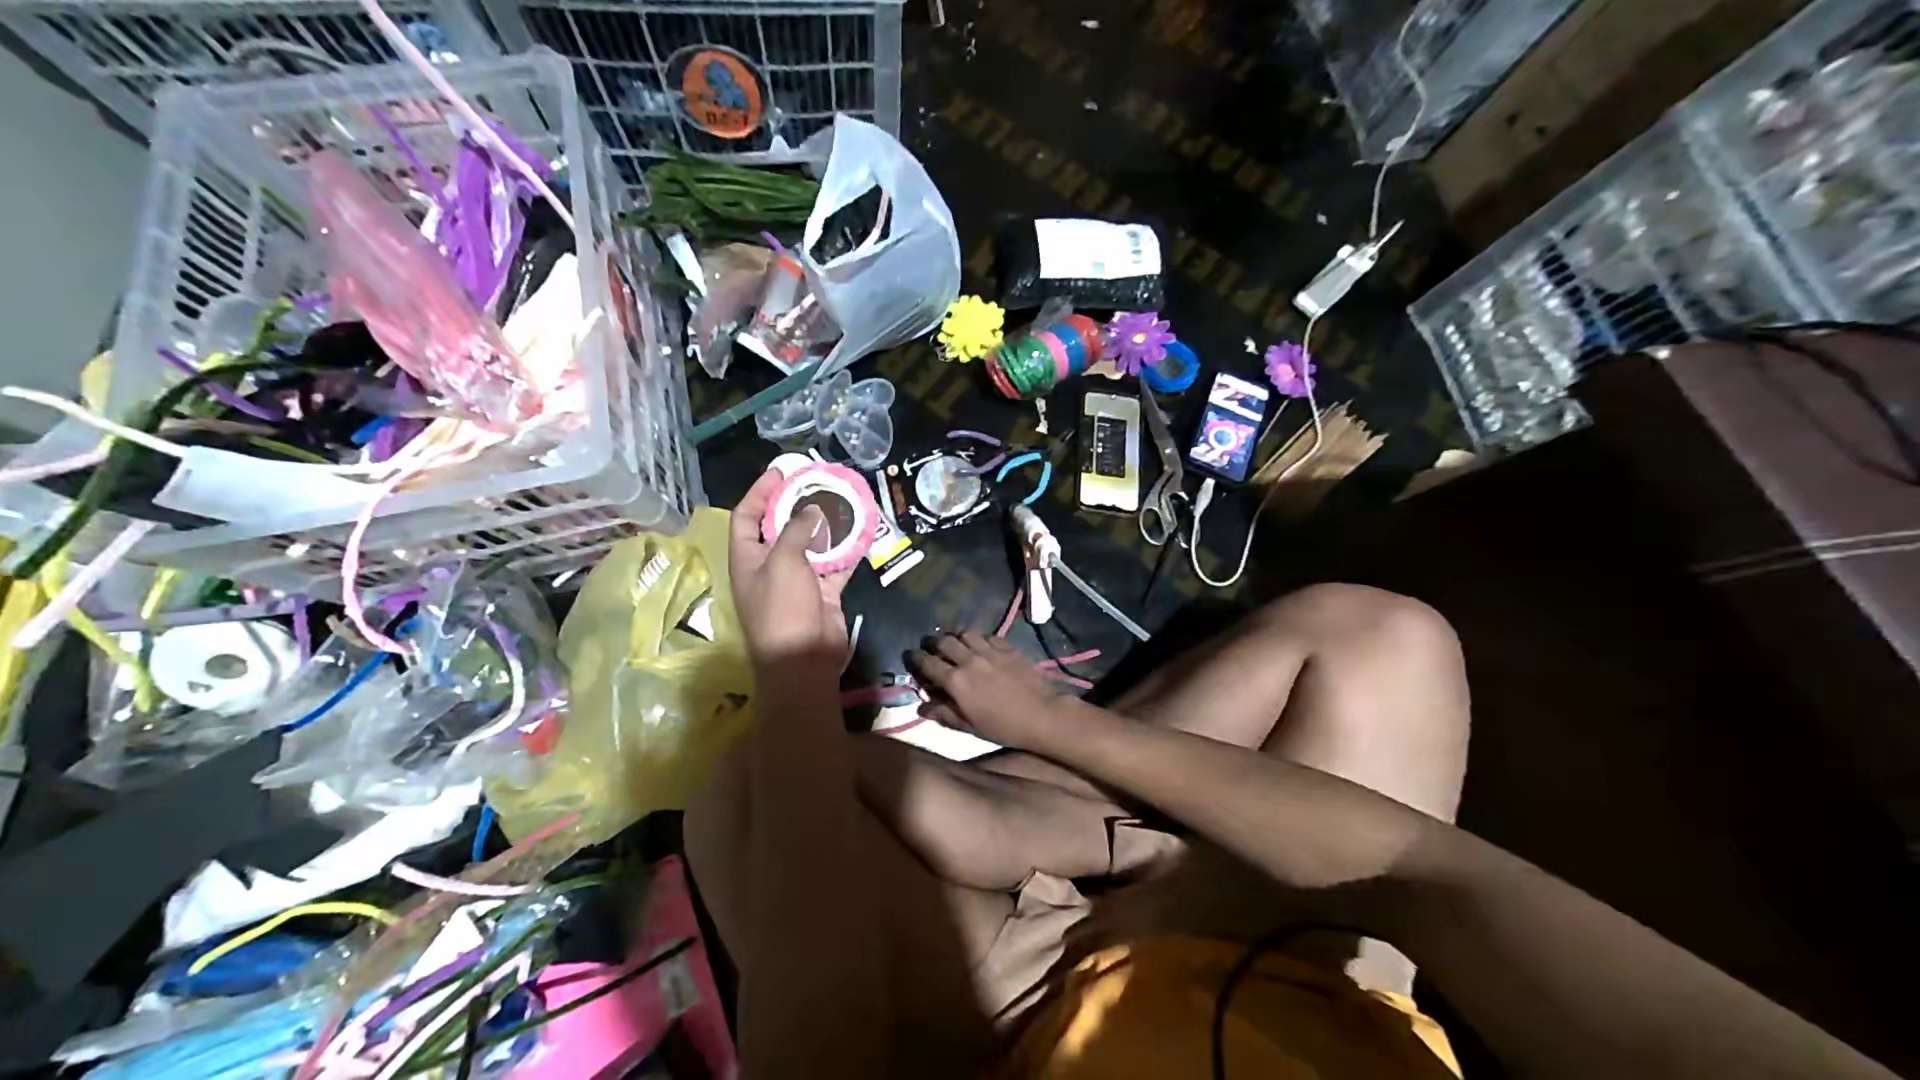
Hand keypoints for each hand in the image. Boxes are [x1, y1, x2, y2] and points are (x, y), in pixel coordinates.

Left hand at [730, 467, 853, 665]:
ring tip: (844, 500)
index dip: (760, 492)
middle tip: (819, 482)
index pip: (747, 516)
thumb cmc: (782, 608)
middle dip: (798, 504)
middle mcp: (770, 566)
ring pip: (812, 544)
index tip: (781, 472)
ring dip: (828, 525)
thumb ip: (796, 530)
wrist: (802, 660)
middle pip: (781, 527)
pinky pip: (835, 565)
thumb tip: (811, 510)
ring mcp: (798, 580)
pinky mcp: (822, 592)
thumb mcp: (783, 561)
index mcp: (748, 558)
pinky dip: (848, 550)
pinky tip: (862, 532)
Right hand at [908, 631, 1066, 749]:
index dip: (916, 658)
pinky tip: (982, 648)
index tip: (912, 656)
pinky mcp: (1008, 647)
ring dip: (958, 638)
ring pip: (965, 633)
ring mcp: (990, 651)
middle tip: (934, 650)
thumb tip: (921, 707)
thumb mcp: (969, 726)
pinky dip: (980, 639)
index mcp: (956, 681)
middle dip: (935, 644)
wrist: (1042, 715)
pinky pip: (988, 636)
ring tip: (958, 646)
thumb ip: (943, 714)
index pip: (927, 663)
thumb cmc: (1003, 727)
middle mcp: (969, 660)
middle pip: (944, 641)